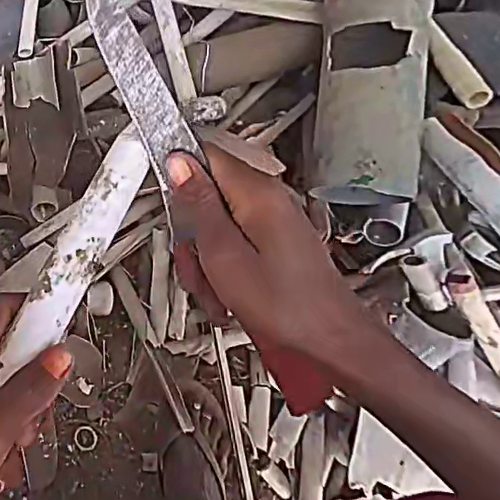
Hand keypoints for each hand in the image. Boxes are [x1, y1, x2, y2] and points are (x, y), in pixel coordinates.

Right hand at [167, 145, 376, 379]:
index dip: (178, 175)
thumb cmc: (286, 307)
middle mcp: (269, 202)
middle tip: (196, 262)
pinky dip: (222, 269)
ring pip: (215, 227)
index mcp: (257, 195)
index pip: (206, 156)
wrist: (330, 343)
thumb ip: (199, 207)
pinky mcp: (274, 244)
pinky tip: (228, 294)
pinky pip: (232, 245)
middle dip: (191, 234)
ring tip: (215, 287)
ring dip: (204, 259)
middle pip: (206, 198)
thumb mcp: (224, 256)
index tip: (169, 202)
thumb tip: (179, 165)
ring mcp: (273, 223)